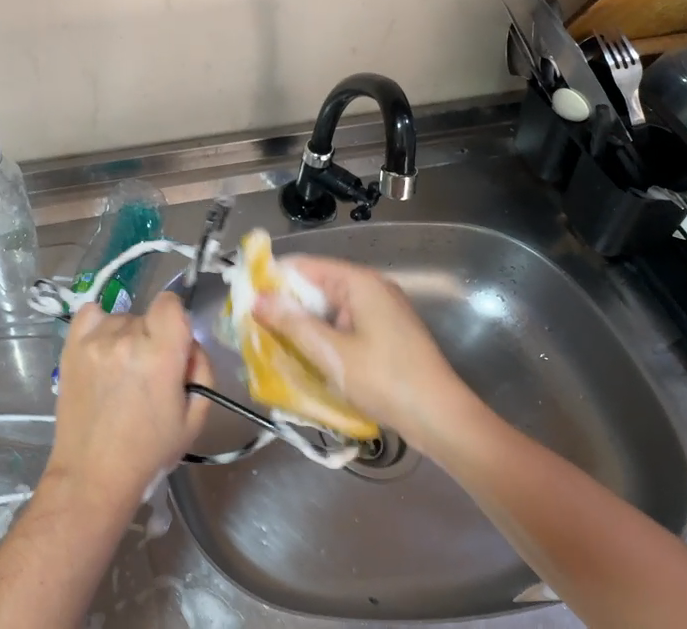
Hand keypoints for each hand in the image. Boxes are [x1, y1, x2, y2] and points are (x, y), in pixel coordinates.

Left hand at [46, 292, 210, 507]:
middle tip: (150, 373)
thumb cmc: (149, 451)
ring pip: (121, 318)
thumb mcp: (194, 418)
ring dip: (126, 336)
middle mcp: (125, 339)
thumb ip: (201, 371)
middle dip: (154, 337)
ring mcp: (94, 340)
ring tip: (121, 371)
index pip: (171, 304)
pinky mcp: (71, 346)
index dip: (178, 321)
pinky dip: (99, 326)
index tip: (175, 345)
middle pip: (147, 315)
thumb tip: (189, 346)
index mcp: (160, 355)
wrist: (93, 472)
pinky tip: (103, 351)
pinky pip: (90, 314)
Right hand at [253, 255, 479, 452]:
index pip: (303, 265)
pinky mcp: (385, 335)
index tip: (244, 298)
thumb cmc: (386, 380)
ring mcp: (381, 313)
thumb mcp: (330, 352)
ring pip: (328, 309)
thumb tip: (257, 299)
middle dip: (284, 304)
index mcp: (359, 282)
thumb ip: (291, 322)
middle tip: (253, 325)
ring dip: (302, 324)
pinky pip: (343, 326)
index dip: (272, 278)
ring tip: (271, 343)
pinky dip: (322, 336)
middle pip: (315, 286)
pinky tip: (305, 357)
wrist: (443, 421)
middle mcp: (371, 289)